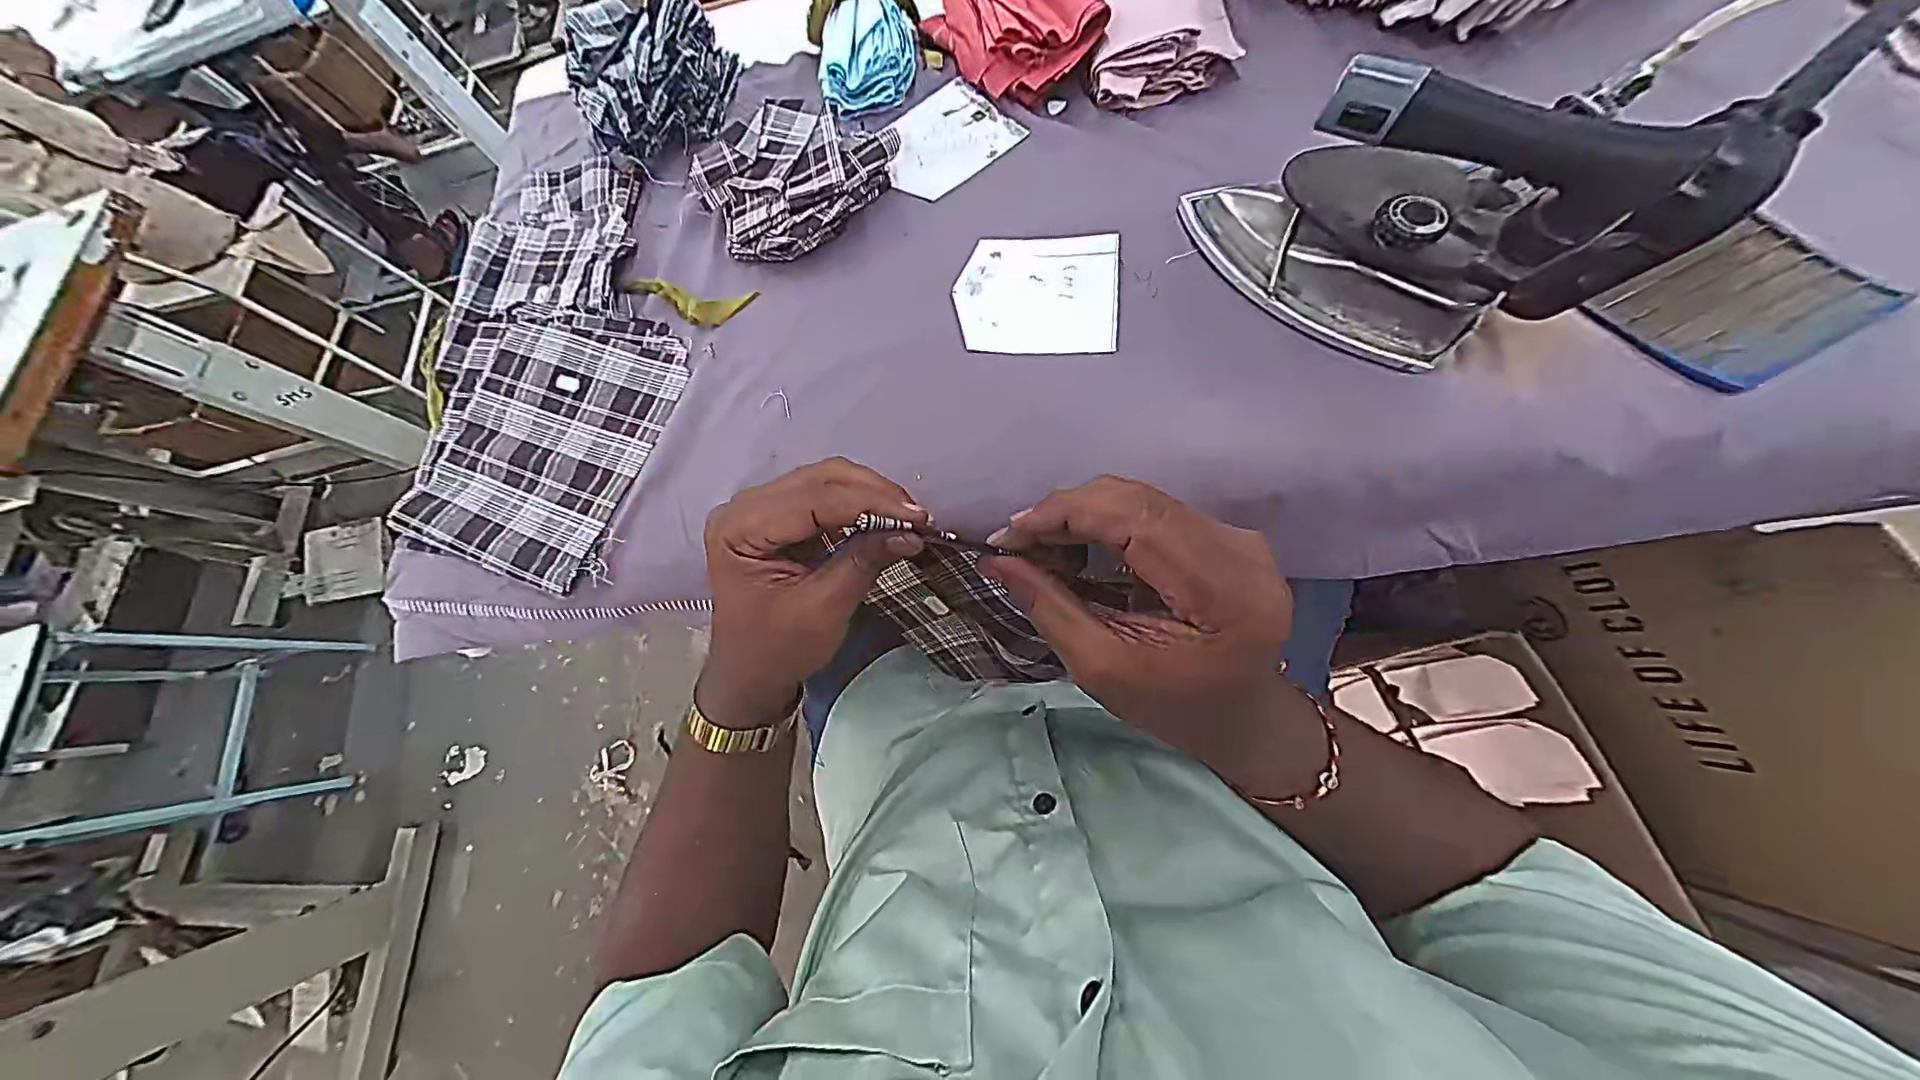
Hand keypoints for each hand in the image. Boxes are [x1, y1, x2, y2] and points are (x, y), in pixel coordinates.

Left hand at [698, 459, 925, 729]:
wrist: (751, 674)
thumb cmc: (778, 650)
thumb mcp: (823, 609)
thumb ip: (862, 562)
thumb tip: (910, 534)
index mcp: (740, 528)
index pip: (813, 499)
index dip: (870, 503)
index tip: (918, 518)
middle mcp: (744, 506)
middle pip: (821, 478)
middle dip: (875, 493)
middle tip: (917, 517)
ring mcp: (761, 508)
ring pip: (826, 480)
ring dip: (871, 495)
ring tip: (907, 519)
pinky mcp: (780, 517)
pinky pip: (825, 496)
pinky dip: (860, 505)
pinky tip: (885, 520)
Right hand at [982, 478, 1321, 786]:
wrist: (1244, 716)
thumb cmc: (1177, 708)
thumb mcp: (1104, 670)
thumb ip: (1052, 609)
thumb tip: (999, 562)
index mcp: (1223, 590)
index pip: (1136, 518)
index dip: (1066, 513)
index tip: (1010, 534)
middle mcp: (1239, 549)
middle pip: (1137, 499)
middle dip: (1066, 510)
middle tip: (1017, 542)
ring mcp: (1238, 537)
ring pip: (1141, 499)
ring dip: (1082, 514)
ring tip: (1038, 544)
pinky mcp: (1226, 536)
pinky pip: (1153, 510)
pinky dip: (1106, 521)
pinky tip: (1076, 543)